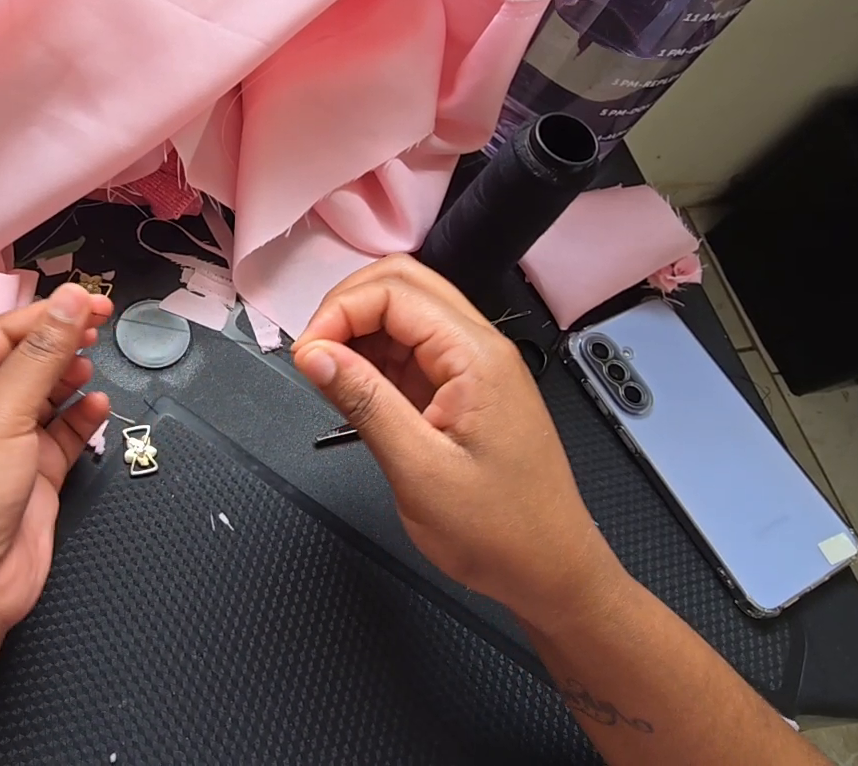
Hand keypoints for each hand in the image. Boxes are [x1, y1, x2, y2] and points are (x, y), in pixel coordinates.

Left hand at [0, 283, 114, 638]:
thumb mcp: (0, 417)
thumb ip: (41, 356)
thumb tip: (72, 298)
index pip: (3, 334)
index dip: (48, 314)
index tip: (95, 302)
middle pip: (26, 360)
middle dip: (61, 343)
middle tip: (102, 327)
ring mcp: (6, 444)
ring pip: (47, 394)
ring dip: (70, 378)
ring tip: (91, 369)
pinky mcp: (33, 475)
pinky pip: (62, 433)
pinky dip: (81, 417)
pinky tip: (97, 407)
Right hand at [291, 256, 620, 618]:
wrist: (551, 573)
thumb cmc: (500, 532)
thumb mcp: (419, 470)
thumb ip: (364, 402)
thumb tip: (313, 354)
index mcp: (476, 355)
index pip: (395, 291)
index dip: (340, 311)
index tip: (307, 354)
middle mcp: (476, 346)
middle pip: (401, 284)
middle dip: (347, 306)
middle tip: (314, 353)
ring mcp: (468, 364)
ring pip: (401, 311)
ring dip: (357, 330)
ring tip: (330, 375)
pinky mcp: (457, 386)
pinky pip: (406, 348)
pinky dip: (371, 357)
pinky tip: (354, 387)